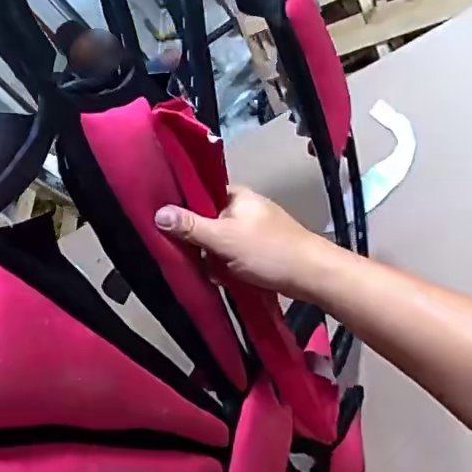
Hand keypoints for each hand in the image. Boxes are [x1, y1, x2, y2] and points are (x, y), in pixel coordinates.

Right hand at [154, 186, 344, 302]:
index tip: (167, 223)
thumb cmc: (269, 251)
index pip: (199, 192)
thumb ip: (190, 226)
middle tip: (190, 255)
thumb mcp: (223, 239)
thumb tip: (158, 213)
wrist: (314, 277)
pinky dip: (227, 266)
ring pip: (219, 240)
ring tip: (211, 272)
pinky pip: (232, 254)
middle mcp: (244, 207)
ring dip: (213, 257)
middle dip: (198, 240)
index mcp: (236, 195)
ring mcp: (254, 229)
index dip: (183, 207)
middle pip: (207, 219)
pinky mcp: (261, 249)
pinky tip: (224, 279)